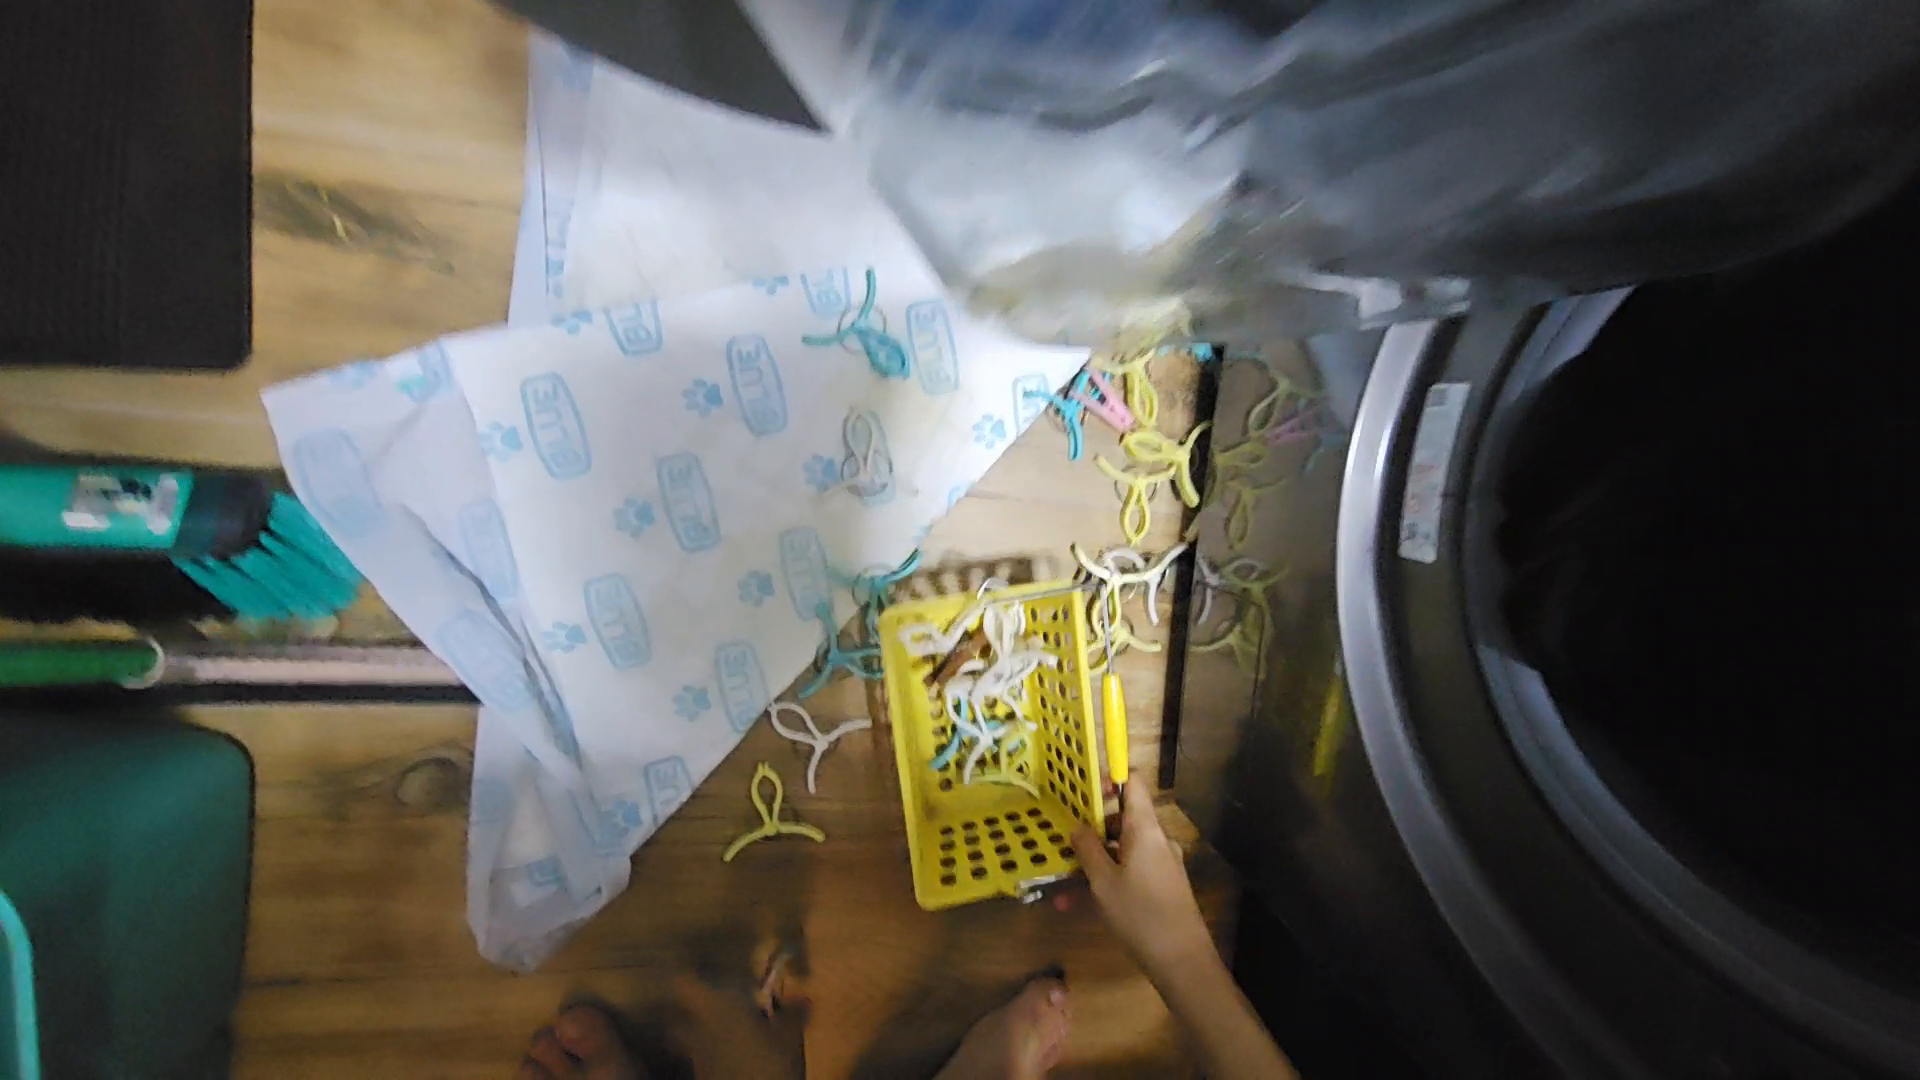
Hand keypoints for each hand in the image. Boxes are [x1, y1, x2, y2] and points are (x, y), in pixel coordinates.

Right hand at [1072, 782, 1211, 975]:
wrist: (1184, 963)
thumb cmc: (1141, 915)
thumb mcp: (1103, 882)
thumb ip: (1087, 849)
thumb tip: (1078, 826)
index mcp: (1145, 828)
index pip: (1133, 782)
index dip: (1109, 776)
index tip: (1082, 786)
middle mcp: (1157, 839)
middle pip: (1123, 817)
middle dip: (1091, 828)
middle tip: (1063, 838)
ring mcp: (1162, 862)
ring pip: (1122, 849)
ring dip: (1094, 861)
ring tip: (1063, 884)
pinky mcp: (1163, 884)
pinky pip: (1131, 869)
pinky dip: (1108, 878)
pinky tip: (1081, 903)